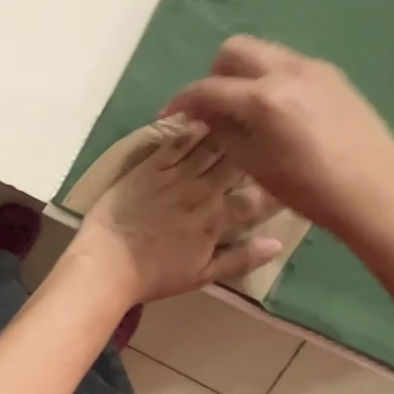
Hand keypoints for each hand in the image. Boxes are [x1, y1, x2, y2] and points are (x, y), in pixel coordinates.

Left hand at [64, 127, 283, 306]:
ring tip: (240, 118)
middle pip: (237, 163)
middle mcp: (201, 192)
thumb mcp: (201, 276)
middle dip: (253, 149)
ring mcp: (174, 178)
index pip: (257, 198)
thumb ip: (241, 259)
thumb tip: (278, 244)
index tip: (286, 175)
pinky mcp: (148, 168)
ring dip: (227, 132)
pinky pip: (175, 143)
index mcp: (217, 220)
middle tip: (265, 134)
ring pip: (210, 147)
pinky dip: (191, 129)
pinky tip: (203, 117)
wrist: (107, 263)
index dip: (275, 186)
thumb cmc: (153, 275)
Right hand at [167, 36, 393, 237]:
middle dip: (214, 75)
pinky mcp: (334, 77)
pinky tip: (275, 113)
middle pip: (235, 50)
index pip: (207, 88)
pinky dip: (270, 80)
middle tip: (212, 107)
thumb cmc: (308, 188)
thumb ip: (222, 131)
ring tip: (243, 111)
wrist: (376, 192)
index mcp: (263, 98)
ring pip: (264, 53)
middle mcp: (288, 72)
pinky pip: (289, 66)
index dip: (181, 102)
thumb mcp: (252, 163)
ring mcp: (316, 70)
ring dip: (244, 75)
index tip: (169, 117)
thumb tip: (202, 115)